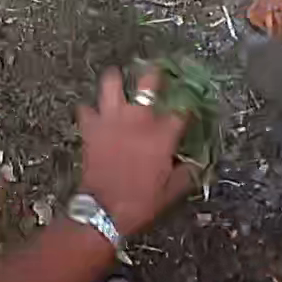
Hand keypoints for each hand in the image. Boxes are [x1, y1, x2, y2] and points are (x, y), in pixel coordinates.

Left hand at [75, 67, 196, 235]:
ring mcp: (112, 119)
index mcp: (163, 134)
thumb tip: (196, 165)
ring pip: (110, 83)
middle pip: (149, 82)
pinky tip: (92, 112)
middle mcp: (139, 119)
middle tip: (155, 71)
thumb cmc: (141, 201)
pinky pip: (85, 109)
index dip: (187, 106)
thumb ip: (186, 173)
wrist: (105, 209)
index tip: (188, 107)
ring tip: (116, 77)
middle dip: (154, 74)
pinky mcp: (91, 127)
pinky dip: (88, 110)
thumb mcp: (171, 191)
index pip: (182, 110)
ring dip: (114, 79)